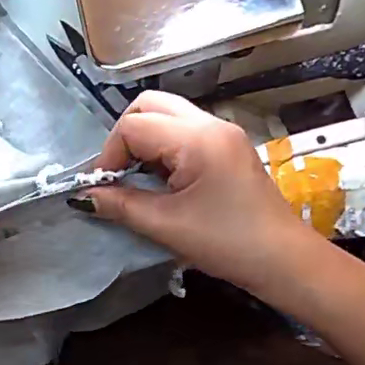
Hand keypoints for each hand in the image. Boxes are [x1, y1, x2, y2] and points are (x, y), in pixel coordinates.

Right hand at [82, 91, 315, 292]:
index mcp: (197, 139)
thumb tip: (83, 197)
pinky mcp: (228, 146)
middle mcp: (211, 124)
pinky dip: (162, 147)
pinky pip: (184, 130)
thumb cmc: (225, 243)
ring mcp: (223, 132)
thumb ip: (120, 205)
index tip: (105, 188)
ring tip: (138, 180)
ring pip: (167, 114)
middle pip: (149, 105)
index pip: (134, 126)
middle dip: (124, 137)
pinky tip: (162, 180)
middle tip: (119, 175)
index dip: (109, 155)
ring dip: (144, 141)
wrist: (281, 259)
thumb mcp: (165, 225)